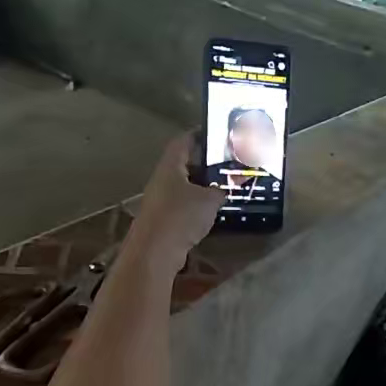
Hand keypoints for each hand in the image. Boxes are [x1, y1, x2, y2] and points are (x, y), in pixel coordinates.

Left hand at [128, 134, 223, 268]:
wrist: (155, 251)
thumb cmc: (181, 216)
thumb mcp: (209, 199)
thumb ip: (221, 189)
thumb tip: (230, 184)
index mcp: (170, 166)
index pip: (184, 141)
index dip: (200, 134)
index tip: (217, 133)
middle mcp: (162, 179)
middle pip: (184, 164)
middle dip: (204, 162)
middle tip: (227, 162)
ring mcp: (161, 200)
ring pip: (184, 186)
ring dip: (202, 185)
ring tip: (224, 185)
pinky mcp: (163, 219)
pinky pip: (183, 205)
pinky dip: (197, 204)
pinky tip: (212, 210)